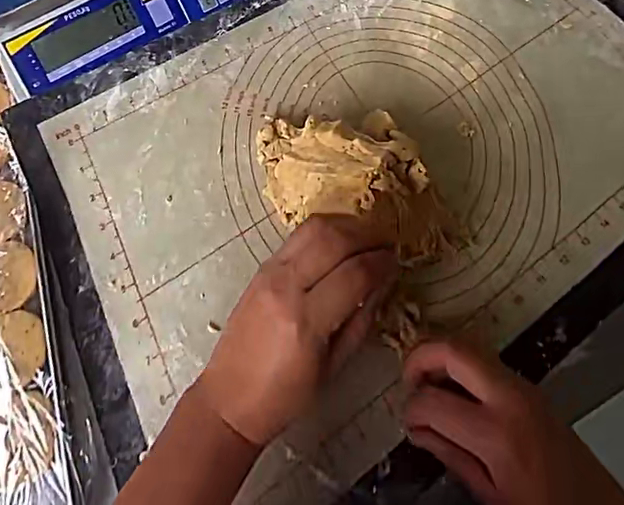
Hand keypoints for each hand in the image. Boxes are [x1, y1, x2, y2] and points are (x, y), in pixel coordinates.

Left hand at [193, 215, 398, 445]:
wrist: (228, 399)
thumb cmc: (284, 396)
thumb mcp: (333, 368)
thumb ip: (361, 321)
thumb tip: (382, 283)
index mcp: (305, 322)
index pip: (355, 274)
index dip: (381, 263)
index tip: (396, 262)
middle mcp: (286, 288)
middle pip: (335, 239)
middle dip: (369, 235)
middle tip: (387, 243)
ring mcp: (271, 272)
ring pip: (316, 227)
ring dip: (348, 225)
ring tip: (367, 236)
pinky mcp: (263, 265)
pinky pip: (300, 234)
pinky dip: (326, 229)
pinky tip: (341, 239)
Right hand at [402, 338, 623, 504]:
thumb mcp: (491, 496)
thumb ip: (452, 457)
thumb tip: (420, 429)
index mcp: (496, 434)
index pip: (433, 400)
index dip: (410, 408)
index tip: (406, 419)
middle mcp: (509, 397)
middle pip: (454, 348)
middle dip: (420, 354)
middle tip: (407, 378)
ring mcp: (522, 385)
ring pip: (471, 344)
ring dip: (443, 355)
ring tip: (427, 382)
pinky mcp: (530, 386)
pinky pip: (487, 361)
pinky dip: (463, 364)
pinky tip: (455, 389)